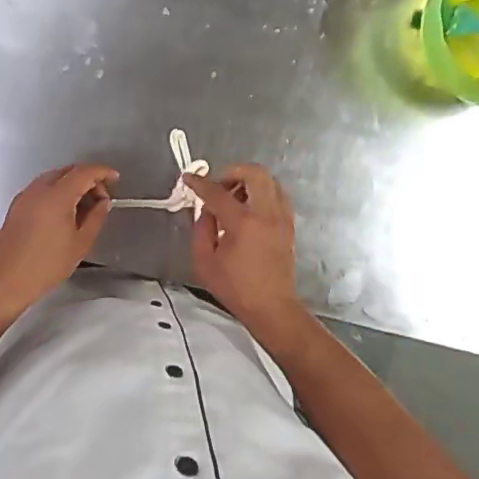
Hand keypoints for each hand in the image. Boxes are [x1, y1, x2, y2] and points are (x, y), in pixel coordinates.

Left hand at [0, 165, 118, 317]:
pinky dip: (57, 191)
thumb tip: (103, 203)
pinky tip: (64, 211)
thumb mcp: (80, 243)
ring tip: (84, 206)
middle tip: (101, 197)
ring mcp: (24, 196)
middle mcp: (38, 190)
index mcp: (56, 197)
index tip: (114, 178)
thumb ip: (96, 217)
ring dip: (72, 184)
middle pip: (68, 171)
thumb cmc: (45, 266)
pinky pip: (41, 188)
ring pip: (53, 178)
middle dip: (88, 178)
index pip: (84, 172)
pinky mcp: (17, 205)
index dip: (102, 172)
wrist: (7, 280)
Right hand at [183, 166, 302, 329]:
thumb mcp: (204, 262)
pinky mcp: (289, 225)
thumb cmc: (237, 289)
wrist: (272, 307)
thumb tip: (206, 212)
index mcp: (243, 223)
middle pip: (254, 173)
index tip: (189, 178)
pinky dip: (262, 194)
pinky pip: (277, 196)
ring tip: (233, 197)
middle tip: (218, 185)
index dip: (200, 183)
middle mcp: (266, 214)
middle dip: (232, 172)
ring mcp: (282, 218)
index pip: (218, 192)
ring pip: (269, 181)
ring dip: (249, 182)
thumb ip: (201, 230)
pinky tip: (248, 209)